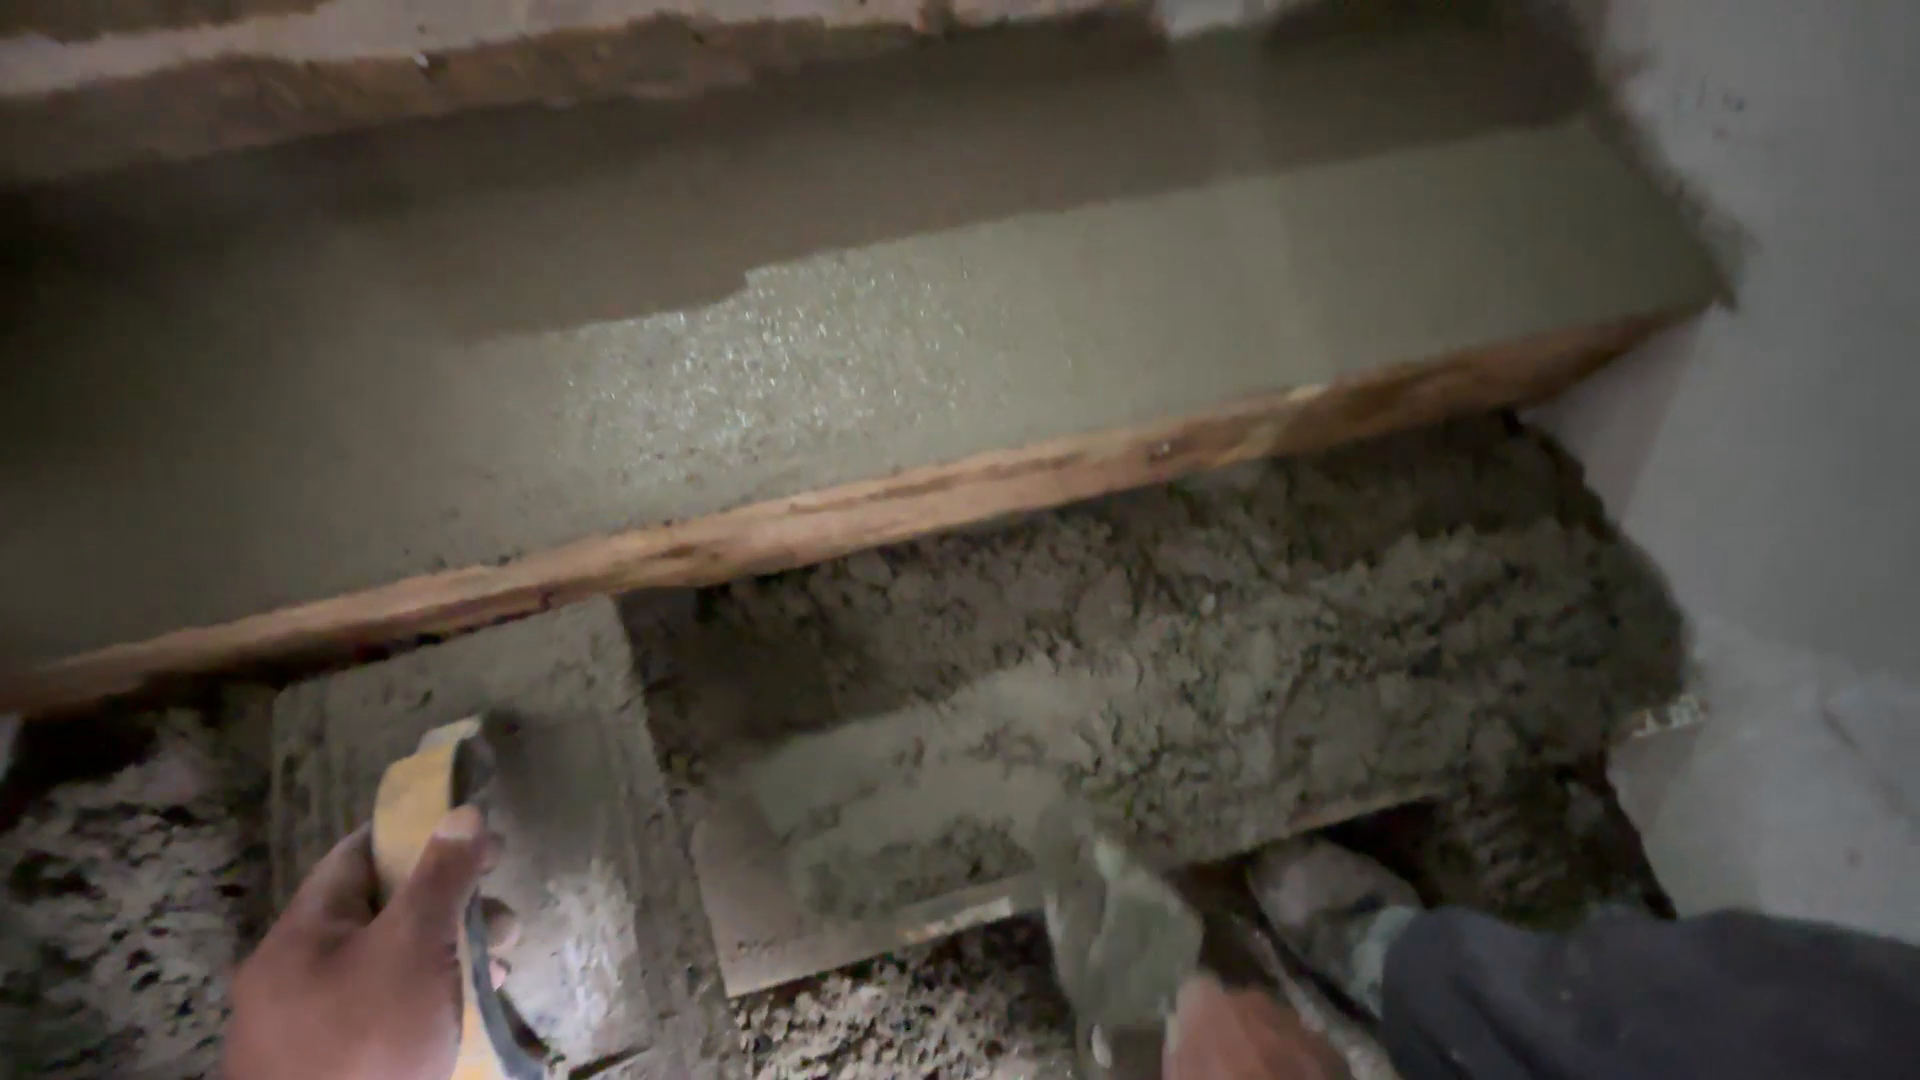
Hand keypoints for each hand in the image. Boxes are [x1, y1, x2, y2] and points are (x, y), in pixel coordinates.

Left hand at [221, 806, 508, 1079]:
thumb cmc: (367, 1043)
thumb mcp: (414, 947)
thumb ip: (441, 877)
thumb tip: (463, 812)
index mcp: (301, 936)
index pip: (357, 855)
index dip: (416, 832)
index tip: (474, 830)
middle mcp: (302, 971)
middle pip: (387, 904)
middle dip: (454, 894)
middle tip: (502, 897)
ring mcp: (320, 1017)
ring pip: (400, 952)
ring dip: (458, 941)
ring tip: (505, 955)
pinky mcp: (345, 1055)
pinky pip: (399, 996)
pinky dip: (442, 985)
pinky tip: (483, 993)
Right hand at [1163, 976, 1348, 1079]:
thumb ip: (1177, 1055)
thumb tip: (1180, 1035)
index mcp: (1207, 1005)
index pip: (1192, 991)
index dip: (1195, 1017)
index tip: (1195, 1043)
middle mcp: (1249, 998)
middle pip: (1236, 1004)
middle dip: (1235, 1029)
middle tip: (1235, 1069)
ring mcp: (1292, 1020)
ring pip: (1273, 1023)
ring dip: (1269, 1044)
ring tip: (1269, 1079)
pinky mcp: (1328, 1049)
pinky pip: (1305, 1047)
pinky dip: (1300, 1063)